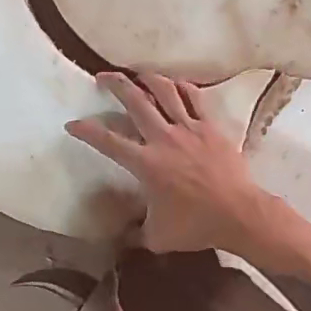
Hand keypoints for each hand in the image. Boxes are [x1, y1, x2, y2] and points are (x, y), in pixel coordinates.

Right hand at [67, 71, 279, 253]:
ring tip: (137, 72)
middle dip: (116, 85)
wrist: (238, 214)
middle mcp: (163, 139)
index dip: (86, 131)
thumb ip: (136, 233)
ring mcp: (189, 129)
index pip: (108, 141)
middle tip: (103, 77)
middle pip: (135, 102)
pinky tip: (175, 84)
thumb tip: (124, 237)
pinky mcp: (211, 128)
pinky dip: (182, 88)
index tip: (72, 124)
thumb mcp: (156, 237)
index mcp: (145, 164)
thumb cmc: (195, 226)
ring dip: (148, 78)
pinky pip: (195, 98)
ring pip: (165, 92)